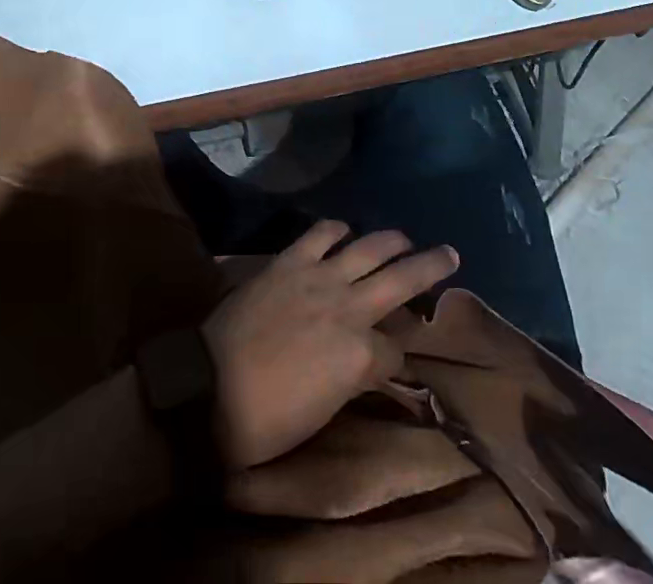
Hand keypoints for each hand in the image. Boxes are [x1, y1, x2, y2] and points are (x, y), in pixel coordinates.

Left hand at [203, 219, 458, 468]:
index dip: (394, 357)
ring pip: (371, 247)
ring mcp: (321, 279)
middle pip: (404, 278)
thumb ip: (353, 378)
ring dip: (393, 240)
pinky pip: (321, 234)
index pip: (395, 350)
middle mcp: (351, 308)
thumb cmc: (264, 422)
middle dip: (433, 266)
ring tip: (403, 239)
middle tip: (450, 254)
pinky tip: (343, 232)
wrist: (202, 395)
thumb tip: (369, 362)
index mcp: (361, 354)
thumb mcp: (323, 412)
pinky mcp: (290, 263)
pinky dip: (336, 230)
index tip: (388, 361)